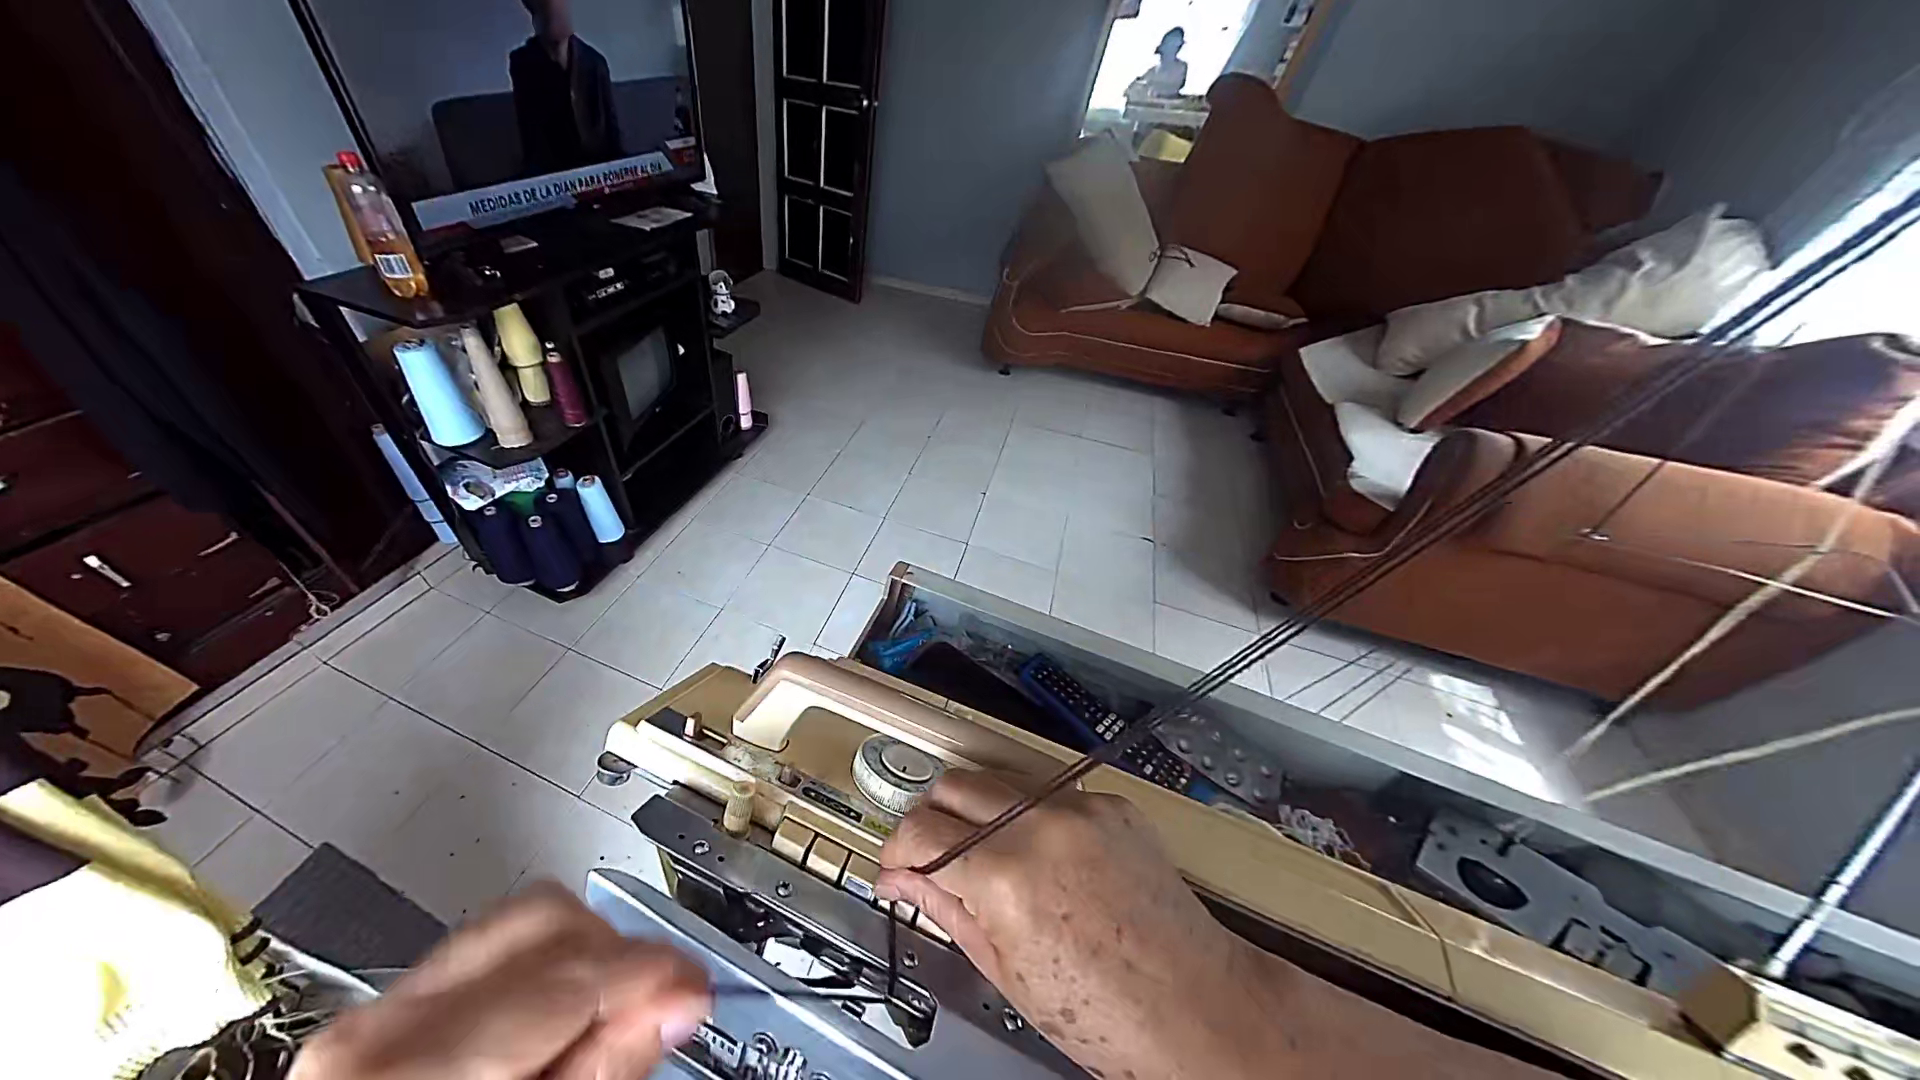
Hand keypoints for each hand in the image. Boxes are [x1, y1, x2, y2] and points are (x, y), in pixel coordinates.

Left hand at [291, 882, 710, 1079]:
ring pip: (529, 917)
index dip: (655, 968)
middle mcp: (387, 1024)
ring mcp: (382, 1012)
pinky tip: (564, 1013)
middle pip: (551, 918)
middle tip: (659, 999)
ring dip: (590, 952)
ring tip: (609, 1011)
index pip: (572, 969)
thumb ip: (601, 1068)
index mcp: (416, 1066)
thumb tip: (675, 1002)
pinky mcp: (393, 1012)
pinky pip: (499, 945)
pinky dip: (553, 965)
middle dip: (621, 951)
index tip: (695, 987)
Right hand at [875, 770, 1275, 1078]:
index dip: (897, 850)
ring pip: (998, 781)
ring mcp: (1079, 808)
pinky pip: (1047, 794)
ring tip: (987, 859)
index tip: (897, 864)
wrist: (1196, 1003)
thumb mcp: (1006, 970)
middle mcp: (1041, 826)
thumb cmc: (1112, 1013)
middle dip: (931, 817)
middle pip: (953, 785)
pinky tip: (1043, 858)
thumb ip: (946, 908)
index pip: (920, 830)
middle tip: (931, 855)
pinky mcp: (1107, 803)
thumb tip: (905, 880)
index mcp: (1006, 876)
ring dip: (978, 812)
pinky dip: (1030, 818)